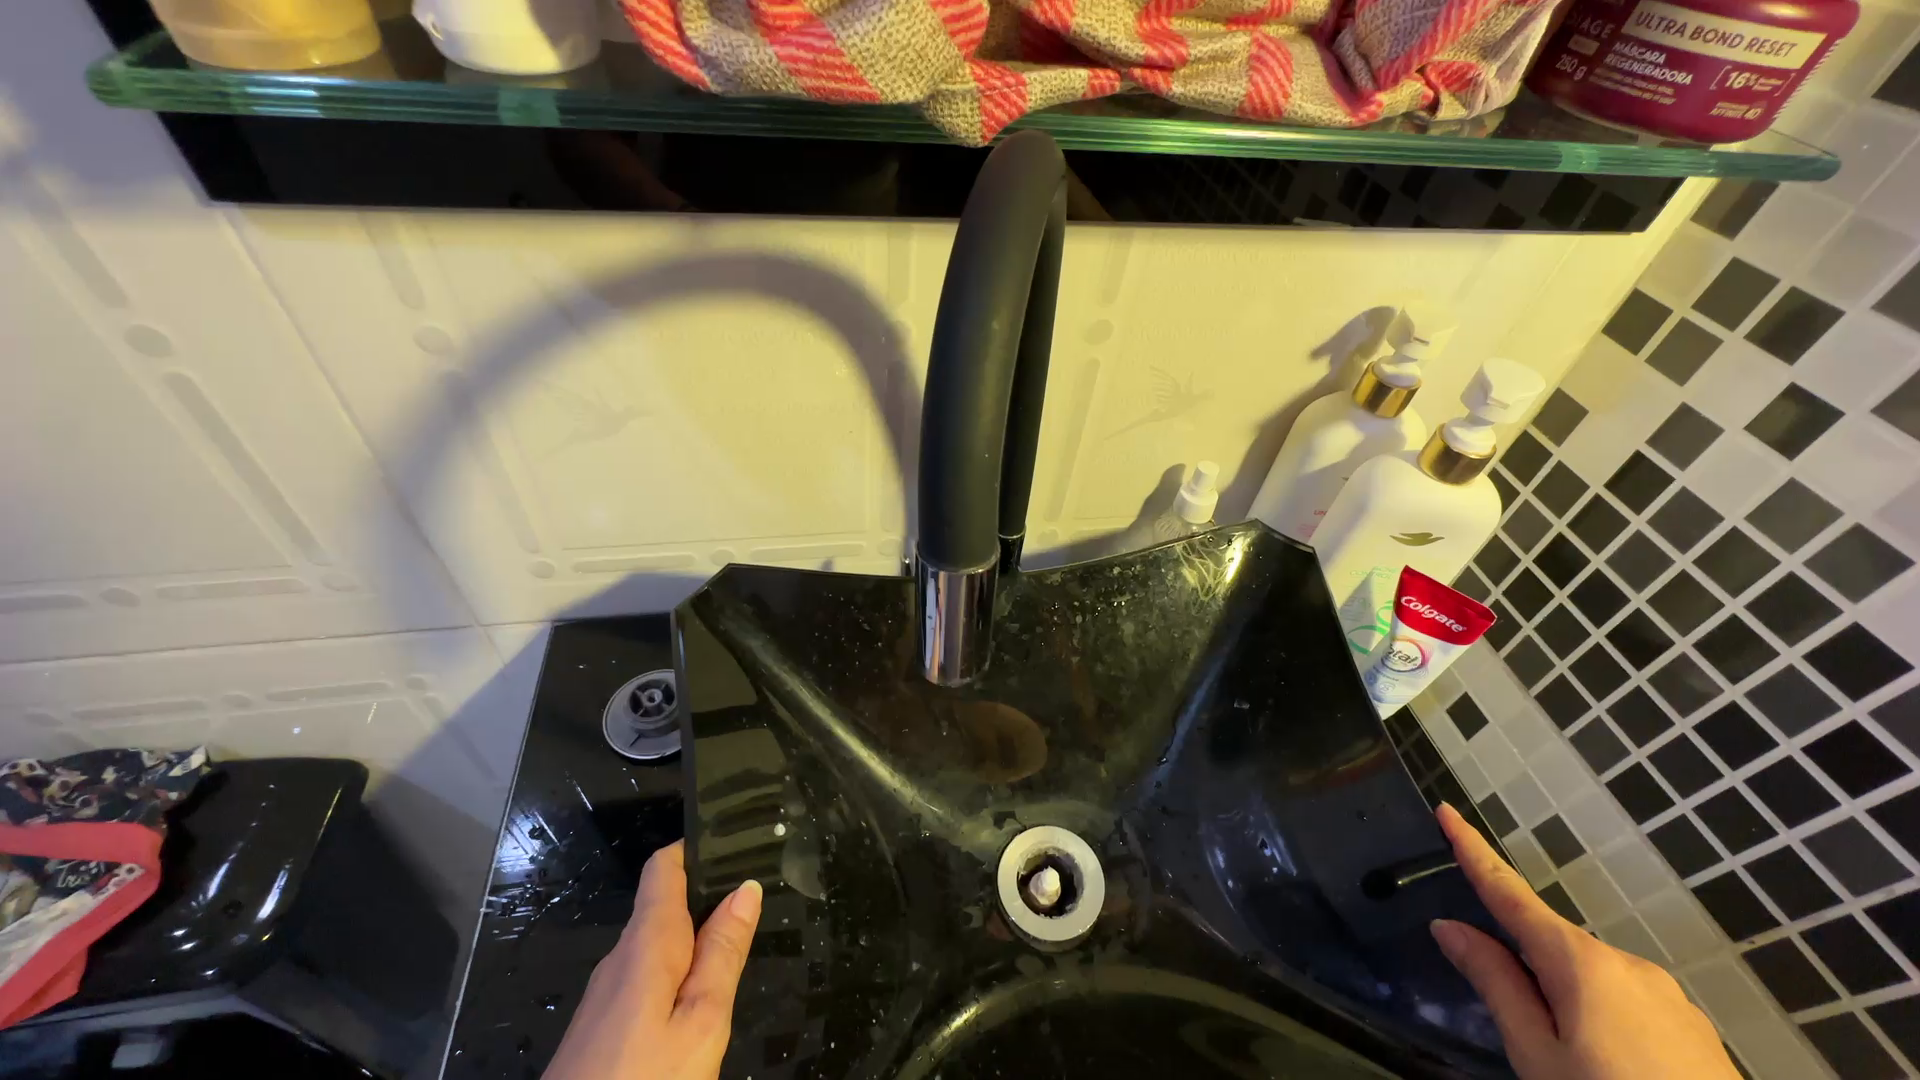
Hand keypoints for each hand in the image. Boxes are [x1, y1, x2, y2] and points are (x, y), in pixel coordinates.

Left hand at [544, 841, 762, 1079]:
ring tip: (738, 934)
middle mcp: (620, 958)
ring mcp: (605, 995)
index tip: (736, 836)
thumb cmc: (645, 1078)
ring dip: (694, 933)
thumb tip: (746, 889)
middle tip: (757, 889)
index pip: (664, 867)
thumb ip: (723, 954)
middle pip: (663, 904)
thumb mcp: (701, 1021)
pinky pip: (645, 976)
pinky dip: (677, 966)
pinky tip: (700, 987)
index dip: (696, 846)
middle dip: (706, 893)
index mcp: (646, 944)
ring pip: (656, 944)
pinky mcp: (600, 1027)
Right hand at [1431, 803, 1738, 1079]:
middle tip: (1522, 1033)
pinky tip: (1612, 1070)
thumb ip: (1495, 984)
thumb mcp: (1537, 1054)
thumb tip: (1449, 926)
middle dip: (1522, 968)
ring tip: (1572, 1066)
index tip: (1447, 811)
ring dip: (1564, 1002)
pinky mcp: (1694, 1030)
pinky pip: (1626, 1005)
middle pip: (1549, 946)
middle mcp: (1625, 963)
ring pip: (1588, 980)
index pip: (1509, 893)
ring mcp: (1668, 996)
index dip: (1473, 851)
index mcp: (1579, 961)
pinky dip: (1602, 1021)